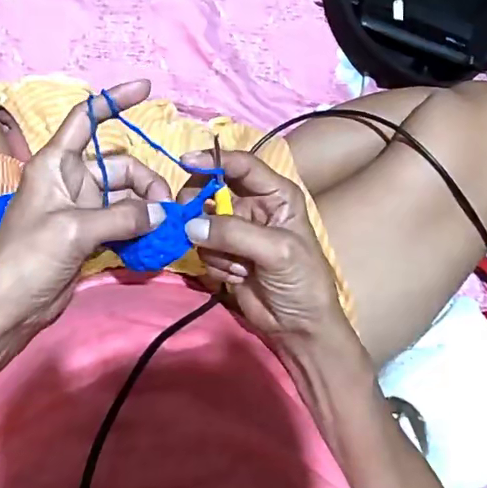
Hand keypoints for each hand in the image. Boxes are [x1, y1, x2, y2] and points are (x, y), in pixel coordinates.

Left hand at [0, 80, 170, 346]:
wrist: (5, 311)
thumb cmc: (26, 259)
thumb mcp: (73, 231)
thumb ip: (121, 217)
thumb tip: (161, 212)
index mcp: (55, 164)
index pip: (86, 118)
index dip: (115, 100)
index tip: (147, 88)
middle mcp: (69, 180)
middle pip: (120, 165)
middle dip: (146, 181)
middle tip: (165, 209)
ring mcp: (80, 209)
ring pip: (125, 196)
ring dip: (146, 209)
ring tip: (162, 229)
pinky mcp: (88, 236)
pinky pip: (123, 222)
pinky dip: (139, 229)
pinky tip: (153, 242)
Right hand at [182, 150, 348, 347]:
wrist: (299, 327)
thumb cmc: (302, 281)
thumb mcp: (277, 251)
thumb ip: (235, 233)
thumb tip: (190, 225)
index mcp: (276, 194)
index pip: (241, 165)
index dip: (213, 160)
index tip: (184, 162)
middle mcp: (255, 206)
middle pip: (213, 189)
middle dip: (201, 206)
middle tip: (190, 221)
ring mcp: (237, 230)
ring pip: (202, 222)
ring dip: (214, 246)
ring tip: (239, 266)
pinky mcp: (224, 254)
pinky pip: (203, 248)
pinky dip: (215, 263)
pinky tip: (237, 277)